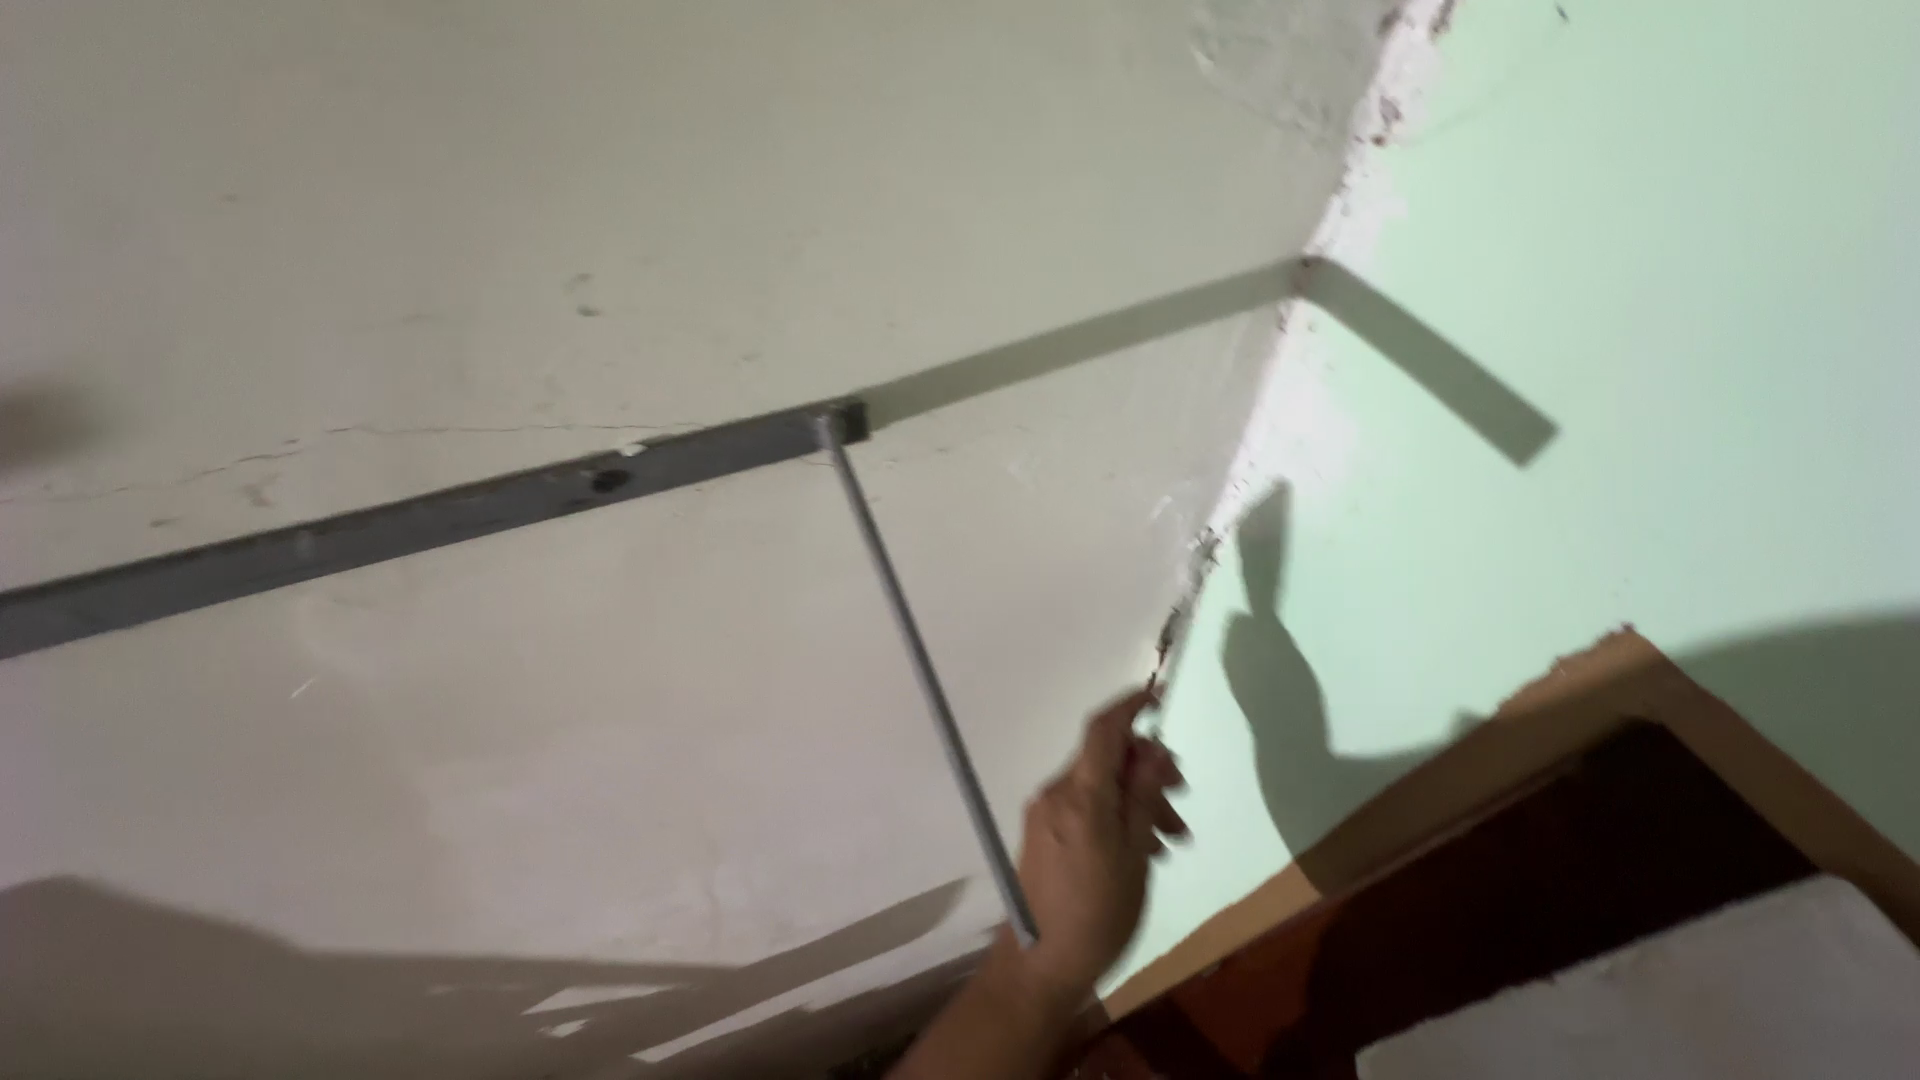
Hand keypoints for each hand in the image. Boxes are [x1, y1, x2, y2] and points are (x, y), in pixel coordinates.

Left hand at [1011, 687, 1186, 1003]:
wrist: (1040, 962)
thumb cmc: (1098, 913)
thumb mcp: (1135, 855)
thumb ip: (1143, 797)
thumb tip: (1154, 749)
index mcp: (1080, 795)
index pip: (1102, 730)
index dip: (1129, 706)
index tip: (1157, 695)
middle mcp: (1056, 792)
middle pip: (1104, 758)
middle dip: (1146, 768)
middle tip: (1180, 797)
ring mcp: (1046, 812)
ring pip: (1099, 785)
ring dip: (1136, 798)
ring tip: (1171, 836)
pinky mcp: (1043, 831)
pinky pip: (1084, 806)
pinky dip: (1115, 814)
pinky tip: (1142, 847)